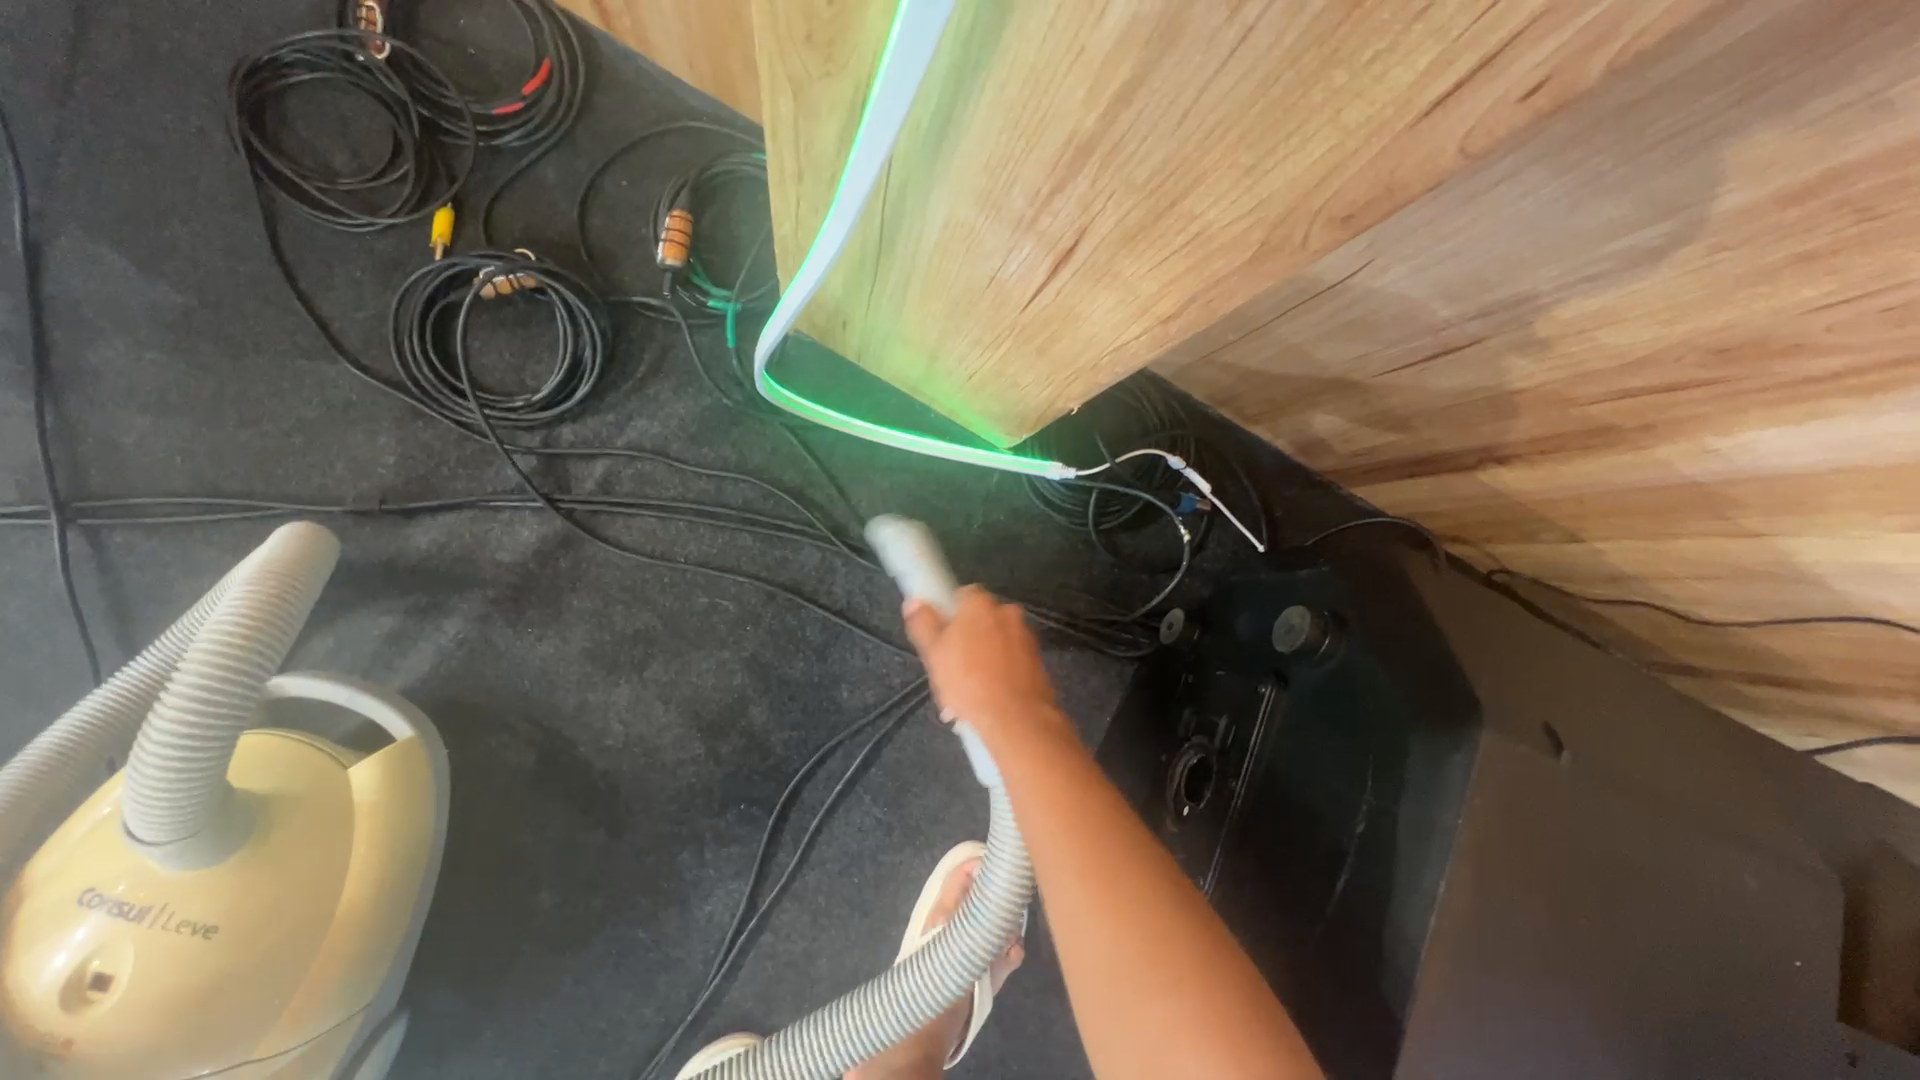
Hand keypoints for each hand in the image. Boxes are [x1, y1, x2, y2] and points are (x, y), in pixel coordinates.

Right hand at [902, 586, 1067, 741]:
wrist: (1016, 719)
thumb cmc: (969, 683)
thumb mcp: (933, 654)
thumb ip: (923, 623)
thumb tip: (914, 602)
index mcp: (980, 604)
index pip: (961, 595)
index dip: (948, 615)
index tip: (939, 636)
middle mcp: (1008, 612)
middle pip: (980, 619)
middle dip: (967, 638)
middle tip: (950, 666)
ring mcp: (1026, 636)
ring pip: (997, 641)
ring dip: (984, 656)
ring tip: (968, 688)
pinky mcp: (1038, 660)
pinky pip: (1012, 659)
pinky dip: (1001, 671)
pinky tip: (988, 694)